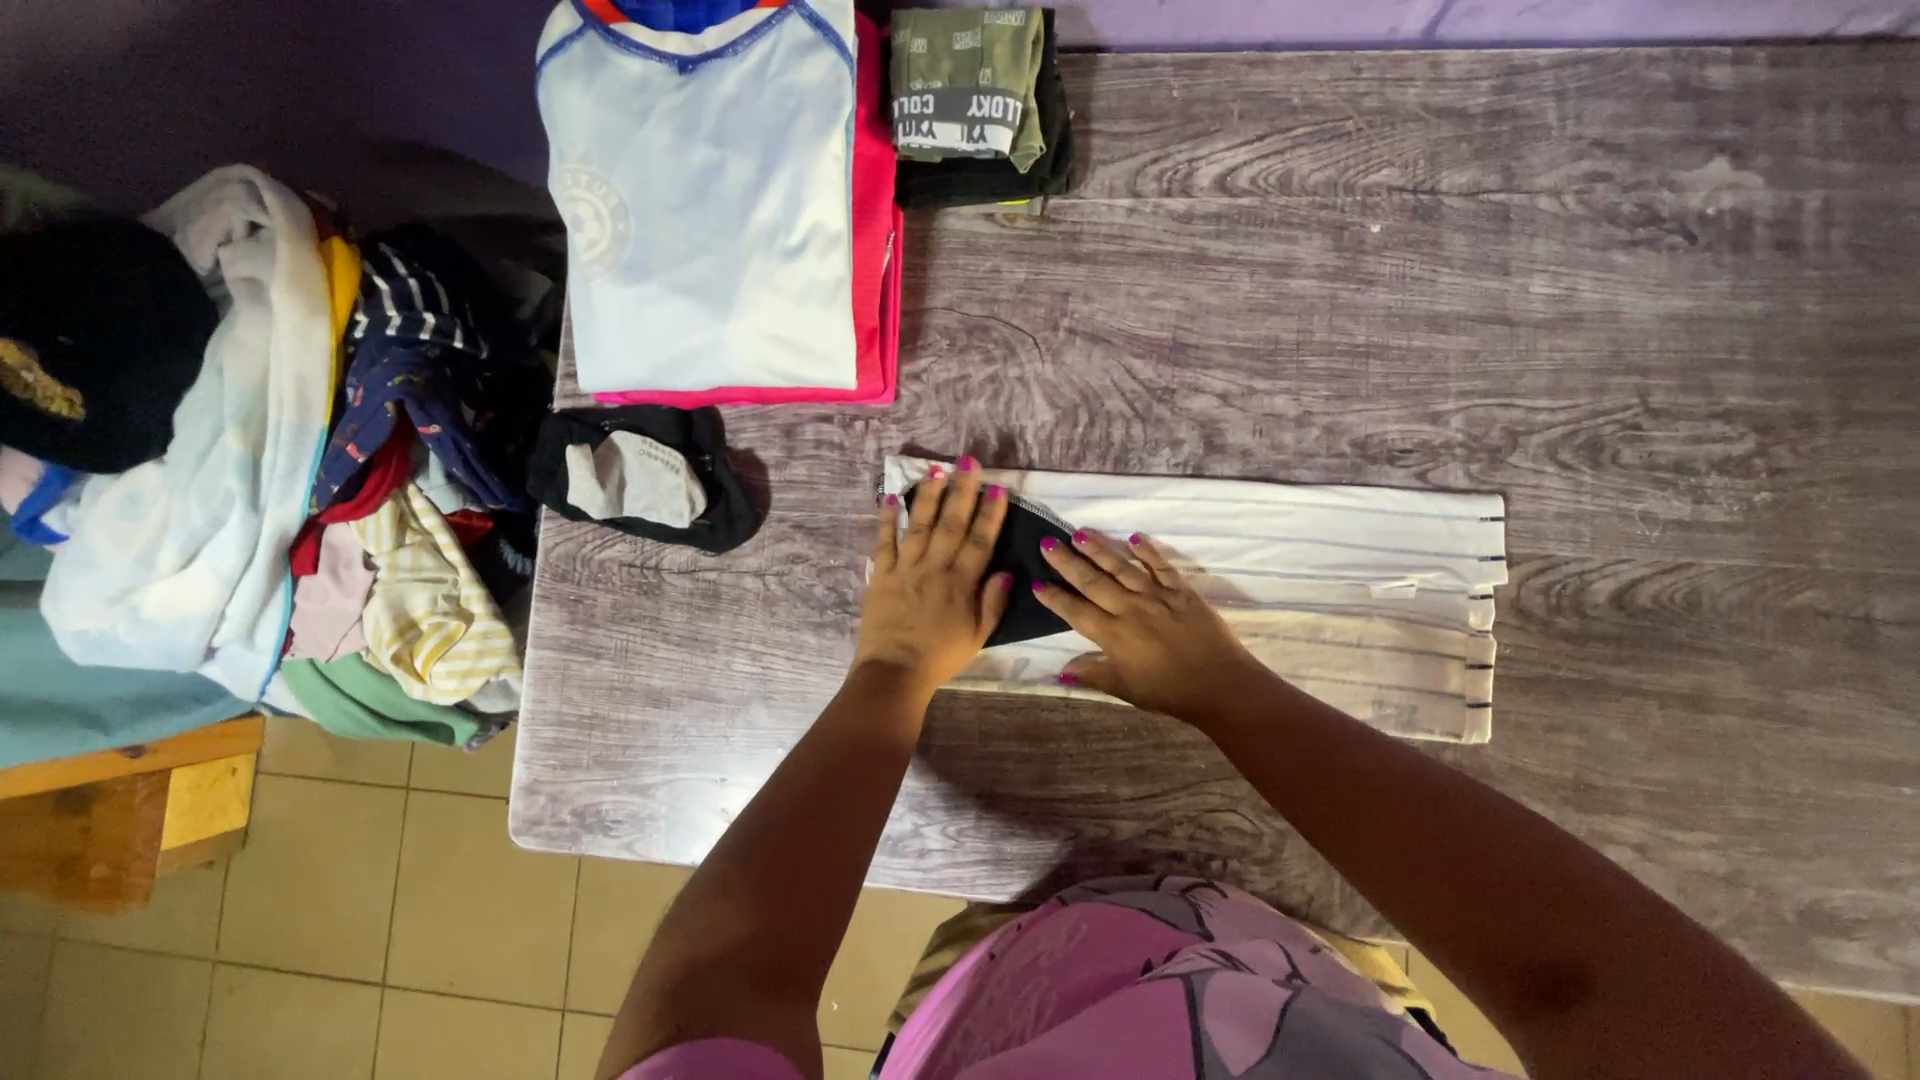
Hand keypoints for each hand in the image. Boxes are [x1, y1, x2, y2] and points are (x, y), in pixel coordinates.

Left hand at [852, 457, 1012, 697]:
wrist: (894, 672)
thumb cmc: (940, 658)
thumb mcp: (978, 636)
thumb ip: (993, 602)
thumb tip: (1007, 571)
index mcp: (961, 583)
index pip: (980, 541)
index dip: (991, 513)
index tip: (998, 487)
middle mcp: (935, 568)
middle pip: (952, 524)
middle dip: (963, 491)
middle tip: (969, 462)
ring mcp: (906, 569)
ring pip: (920, 525)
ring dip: (930, 496)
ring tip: (937, 470)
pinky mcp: (881, 576)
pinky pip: (884, 542)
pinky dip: (887, 519)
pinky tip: (892, 498)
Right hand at [1033, 530, 1276, 727]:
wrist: (1221, 685)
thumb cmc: (1169, 692)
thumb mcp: (1125, 689)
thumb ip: (1093, 674)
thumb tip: (1060, 669)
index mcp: (1113, 635)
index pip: (1076, 611)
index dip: (1055, 598)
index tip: (1037, 583)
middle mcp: (1130, 609)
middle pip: (1093, 581)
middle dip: (1068, 562)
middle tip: (1048, 542)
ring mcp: (1157, 597)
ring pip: (1122, 567)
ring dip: (1100, 549)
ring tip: (1080, 533)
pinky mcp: (1182, 591)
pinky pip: (1162, 566)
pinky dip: (1148, 551)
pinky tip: (1134, 538)